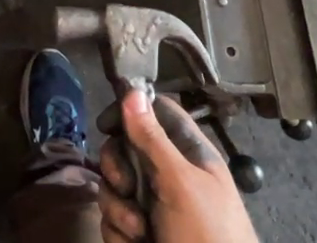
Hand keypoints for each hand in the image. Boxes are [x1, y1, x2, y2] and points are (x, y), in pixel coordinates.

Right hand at [97, 92, 257, 242]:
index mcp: (189, 154)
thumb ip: (152, 138)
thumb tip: (131, 90)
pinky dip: (119, 231)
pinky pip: (112, 217)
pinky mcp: (138, 232)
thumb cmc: (207, 236)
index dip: (131, 110)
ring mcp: (153, 205)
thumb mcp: (180, 183)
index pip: (156, 111)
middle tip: (125, 184)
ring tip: (137, 229)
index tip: (109, 124)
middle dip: (117, 166)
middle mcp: (168, 173)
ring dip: (118, 206)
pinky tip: (135, 242)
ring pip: (114, 184)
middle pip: (126, 146)